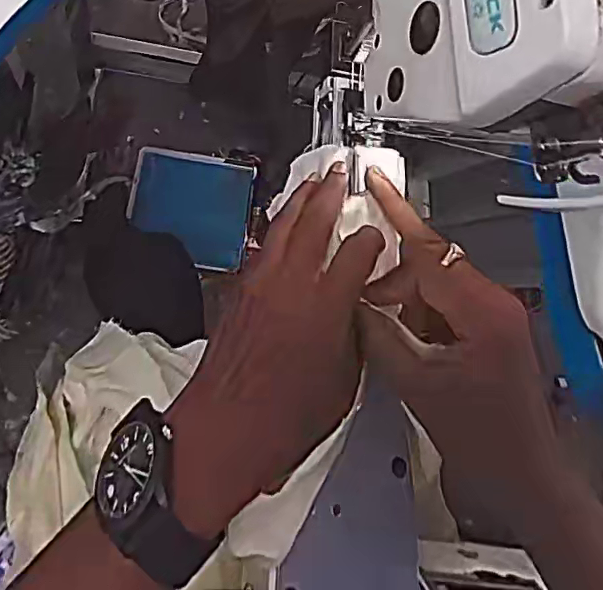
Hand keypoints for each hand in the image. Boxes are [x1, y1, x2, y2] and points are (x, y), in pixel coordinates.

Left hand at [164, 167, 384, 537]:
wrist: (224, 428)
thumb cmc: (282, 417)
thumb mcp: (343, 382)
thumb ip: (355, 336)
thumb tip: (357, 314)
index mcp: (327, 305)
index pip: (358, 251)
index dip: (373, 239)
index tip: (378, 237)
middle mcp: (293, 284)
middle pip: (315, 221)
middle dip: (329, 192)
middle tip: (337, 174)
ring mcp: (262, 282)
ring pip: (283, 224)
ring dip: (299, 199)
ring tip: (310, 183)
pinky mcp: (241, 289)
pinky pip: (263, 242)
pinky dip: (276, 224)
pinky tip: (280, 220)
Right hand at [354, 168, 568, 535]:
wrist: (526, 479)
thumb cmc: (488, 442)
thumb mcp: (419, 386)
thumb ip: (382, 336)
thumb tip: (357, 305)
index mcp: (482, 309)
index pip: (430, 249)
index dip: (397, 212)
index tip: (377, 183)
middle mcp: (494, 303)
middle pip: (429, 267)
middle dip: (394, 286)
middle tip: (367, 308)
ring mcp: (495, 315)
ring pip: (436, 287)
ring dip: (408, 307)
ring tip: (398, 346)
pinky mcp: (491, 329)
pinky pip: (446, 307)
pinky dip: (423, 320)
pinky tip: (415, 352)